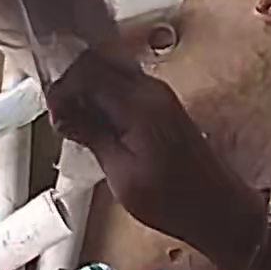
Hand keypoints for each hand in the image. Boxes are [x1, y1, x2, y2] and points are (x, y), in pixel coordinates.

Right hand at [47, 50, 265, 269]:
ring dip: (88, 86)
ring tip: (74, 120)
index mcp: (139, 104)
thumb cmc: (171, 200)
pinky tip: (96, 120)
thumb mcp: (121, 174)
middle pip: (100, 61)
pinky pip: (124, 82)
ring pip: (111, 68)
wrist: (218, 208)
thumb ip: (91, 134)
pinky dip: (104, 93)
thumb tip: (61, 112)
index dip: (63, 87)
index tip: (53, 113)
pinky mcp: (162, 102)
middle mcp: (151, 88)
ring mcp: (159, 92)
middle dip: (73, 82)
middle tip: (60, 114)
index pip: (89, 71)